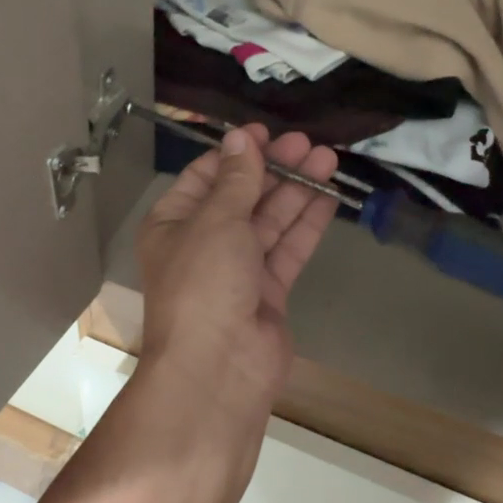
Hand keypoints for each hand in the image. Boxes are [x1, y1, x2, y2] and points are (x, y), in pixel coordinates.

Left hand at [135, 124, 339, 413]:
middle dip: (273, 169)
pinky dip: (306, 225)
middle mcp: (202, 244)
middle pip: (242, 197)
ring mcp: (236, 270)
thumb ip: (236, 180)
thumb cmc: (203, 284)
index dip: (236, 154)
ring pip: (269, 221)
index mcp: (173, 224)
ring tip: (327, 159)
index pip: (205, 178)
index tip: (266, 133)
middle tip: (307, 144)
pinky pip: (287, 250)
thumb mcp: (215, 221)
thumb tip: (240, 138)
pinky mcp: (267, 293)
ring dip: (296, 191)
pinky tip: (329, 198)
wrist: (217, 369)